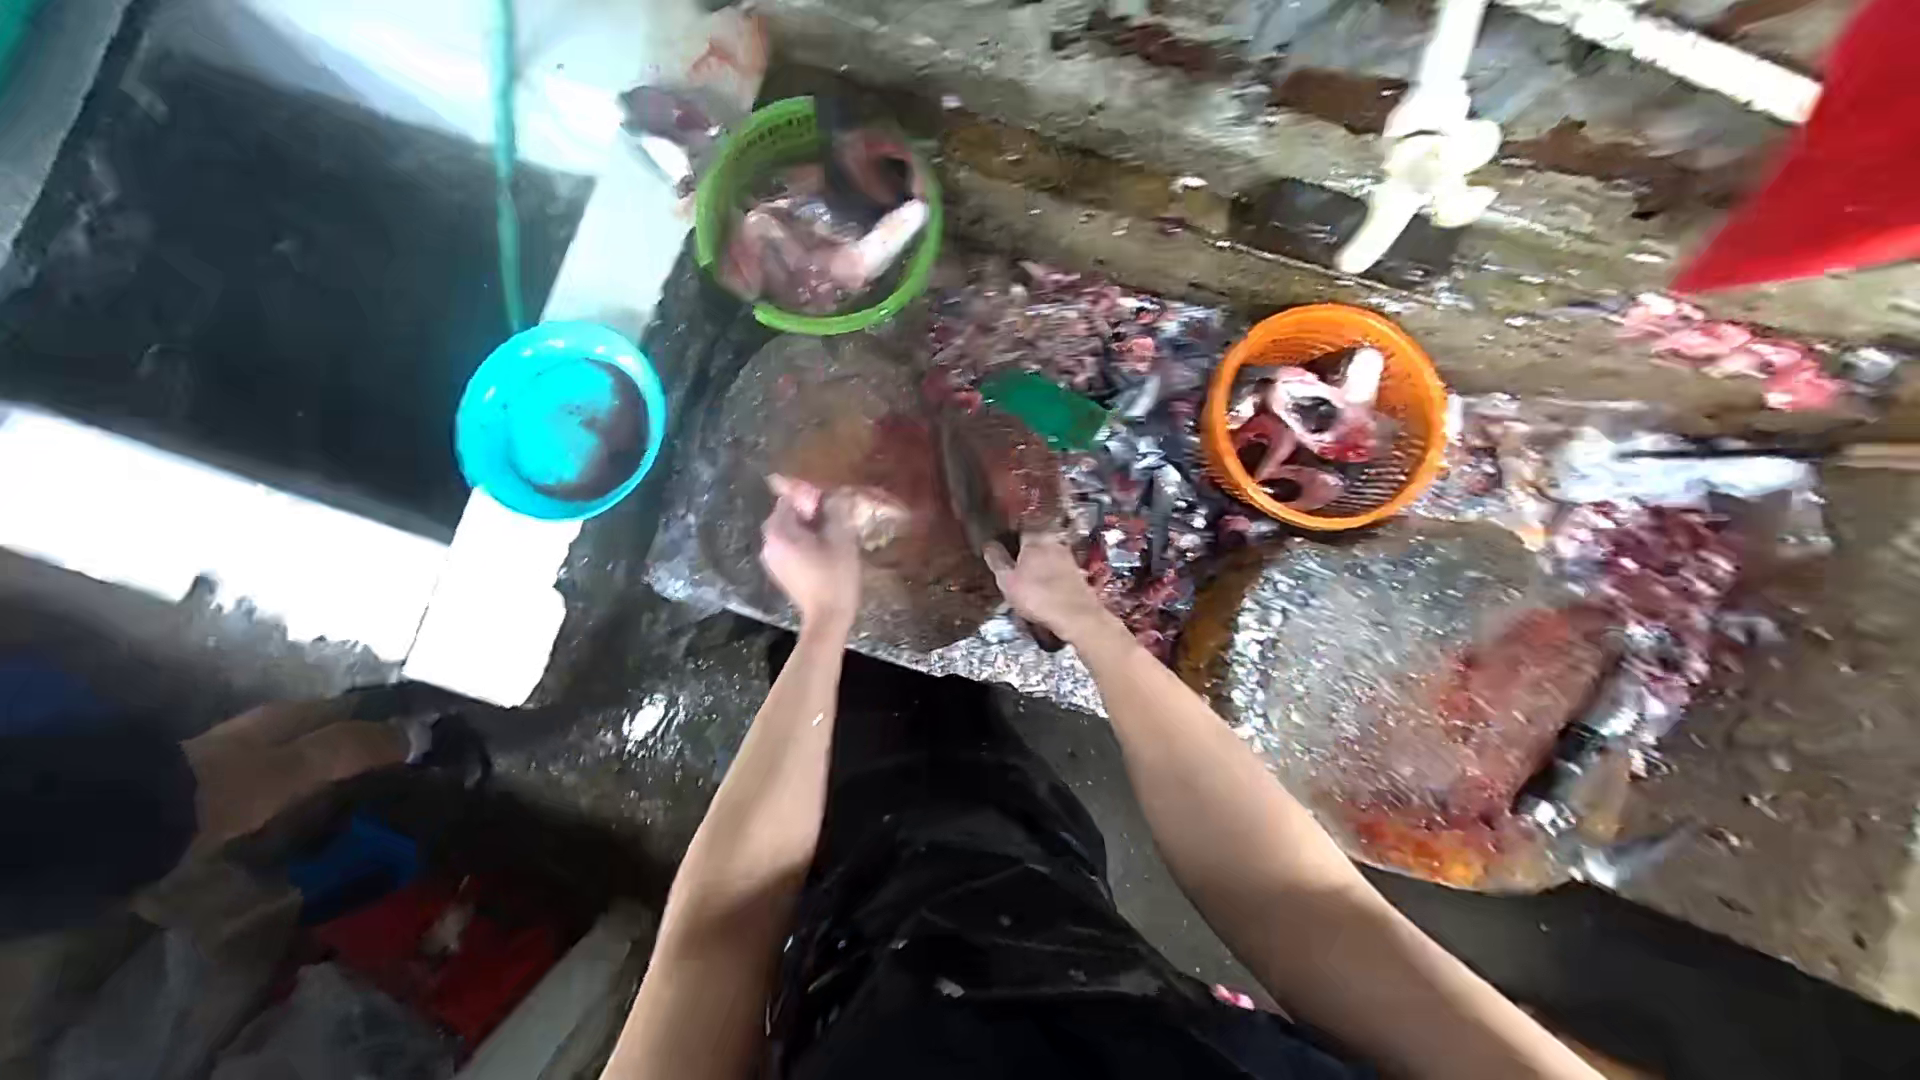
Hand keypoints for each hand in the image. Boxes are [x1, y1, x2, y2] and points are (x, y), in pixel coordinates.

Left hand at [761, 475, 861, 632]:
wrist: (827, 619)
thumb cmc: (835, 577)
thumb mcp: (841, 539)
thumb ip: (835, 510)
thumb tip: (834, 496)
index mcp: (779, 532)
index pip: (789, 499)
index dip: (810, 496)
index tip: (831, 503)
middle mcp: (768, 544)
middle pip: (787, 515)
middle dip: (809, 512)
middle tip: (834, 516)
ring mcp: (771, 560)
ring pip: (789, 532)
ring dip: (807, 528)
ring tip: (831, 532)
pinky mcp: (779, 572)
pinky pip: (789, 547)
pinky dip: (803, 543)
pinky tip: (823, 550)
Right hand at [983, 532, 1117, 645]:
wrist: (1076, 616)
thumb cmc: (1036, 596)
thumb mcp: (1007, 581)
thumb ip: (997, 560)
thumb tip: (988, 545)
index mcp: (1034, 538)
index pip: (1019, 527)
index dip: (1009, 535)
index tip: (1002, 543)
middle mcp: (1053, 542)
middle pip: (1036, 540)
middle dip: (1026, 549)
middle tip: (1015, 562)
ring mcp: (1068, 557)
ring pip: (1048, 554)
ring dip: (1040, 561)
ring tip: (1029, 576)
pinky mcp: (1078, 572)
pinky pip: (1058, 567)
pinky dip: (1051, 572)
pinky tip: (1046, 585)